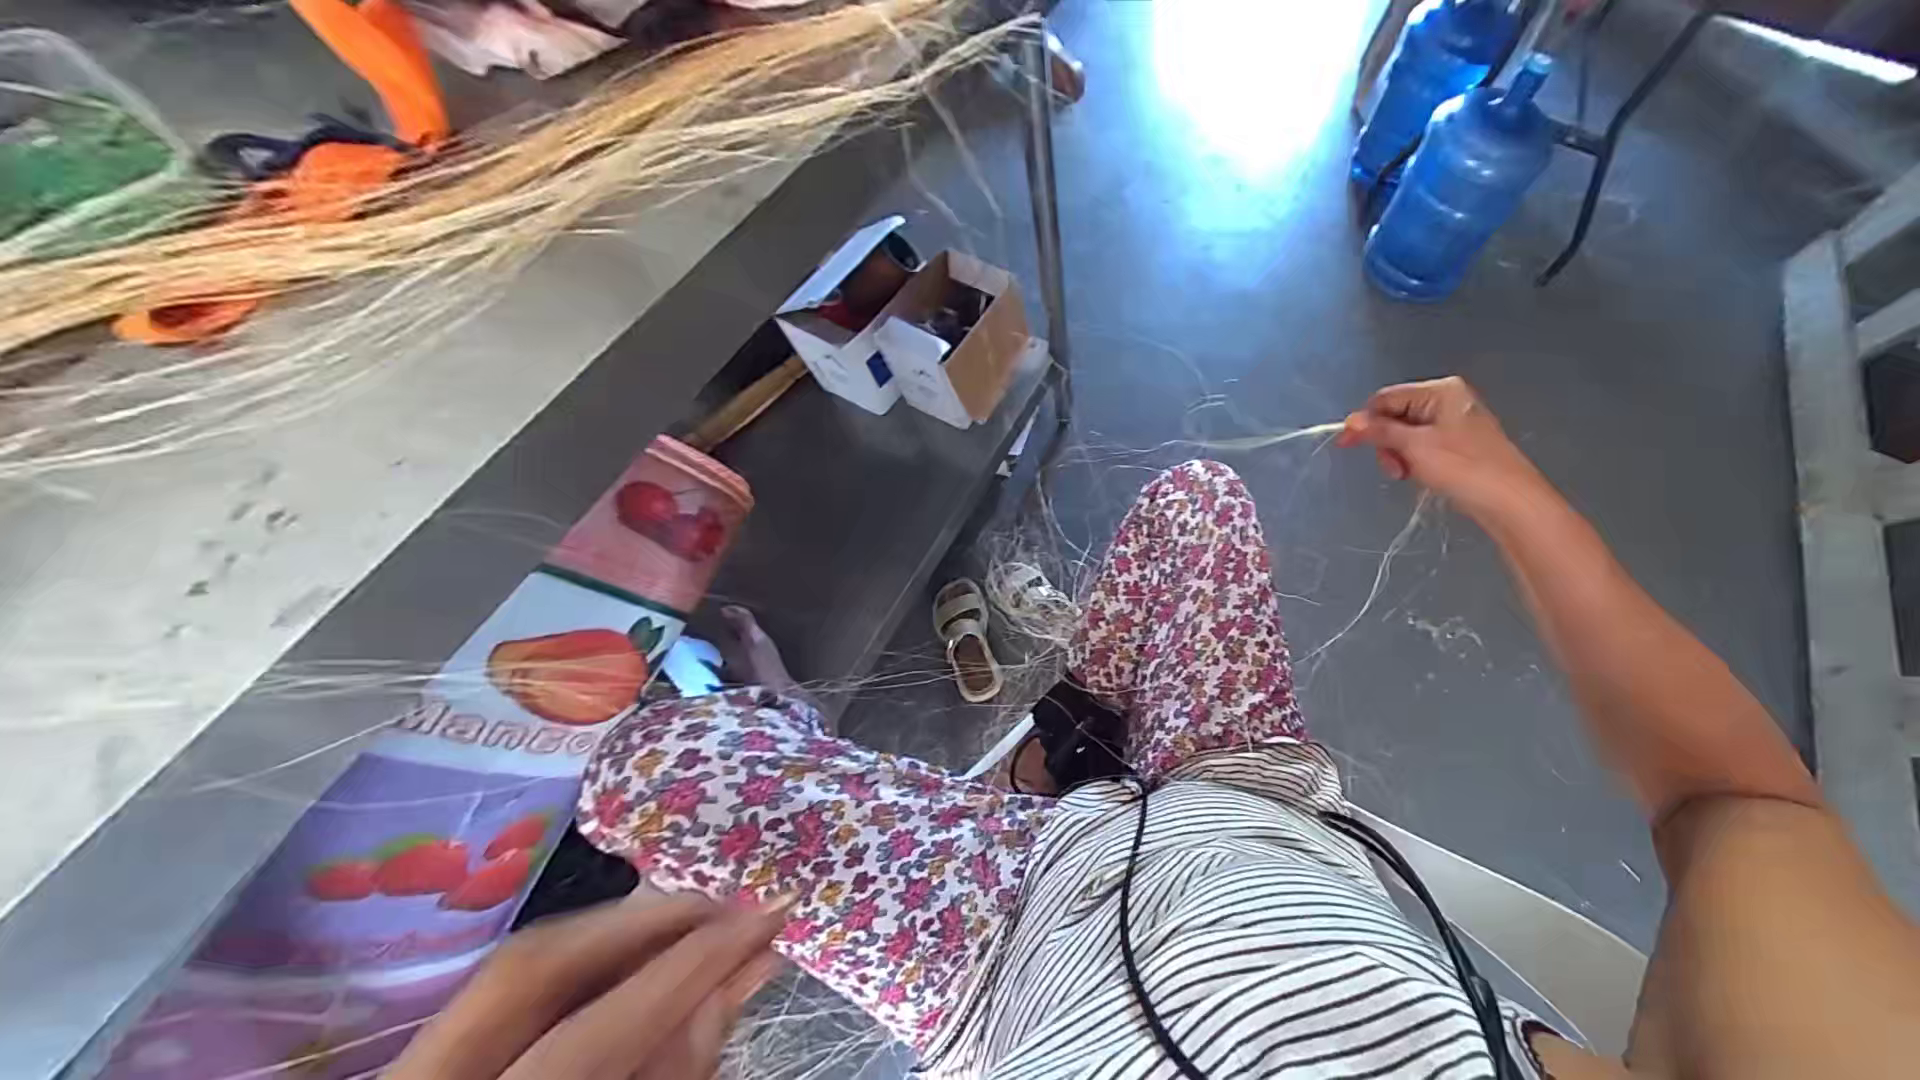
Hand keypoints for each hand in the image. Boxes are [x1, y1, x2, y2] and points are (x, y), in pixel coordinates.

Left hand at [388, 892, 787, 1079]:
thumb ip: (679, 1076)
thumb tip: (743, 970)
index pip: (596, 1038)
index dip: (695, 963)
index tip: (770, 914)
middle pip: (534, 969)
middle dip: (648, 922)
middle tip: (729, 908)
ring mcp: (411, 1077)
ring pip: (518, 966)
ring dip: (622, 933)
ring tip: (699, 924)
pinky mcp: (424, 1067)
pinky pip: (515, 988)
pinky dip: (591, 960)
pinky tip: (643, 957)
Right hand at [1336, 377, 1550, 519]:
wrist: (1508, 499)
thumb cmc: (1461, 466)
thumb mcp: (1413, 446)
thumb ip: (1379, 431)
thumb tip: (1350, 422)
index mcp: (1440, 391)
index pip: (1385, 399)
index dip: (1363, 421)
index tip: (1346, 445)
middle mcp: (1447, 399)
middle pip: (1393, 415)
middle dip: (1384, 442)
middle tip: (1392, 467)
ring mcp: (1453, 420)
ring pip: (1403, 432)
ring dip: (1396, 454)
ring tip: (1406, 473)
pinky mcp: (1456, 440)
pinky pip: (1419, 444)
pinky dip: (1411, 458)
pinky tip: (1417, 472)